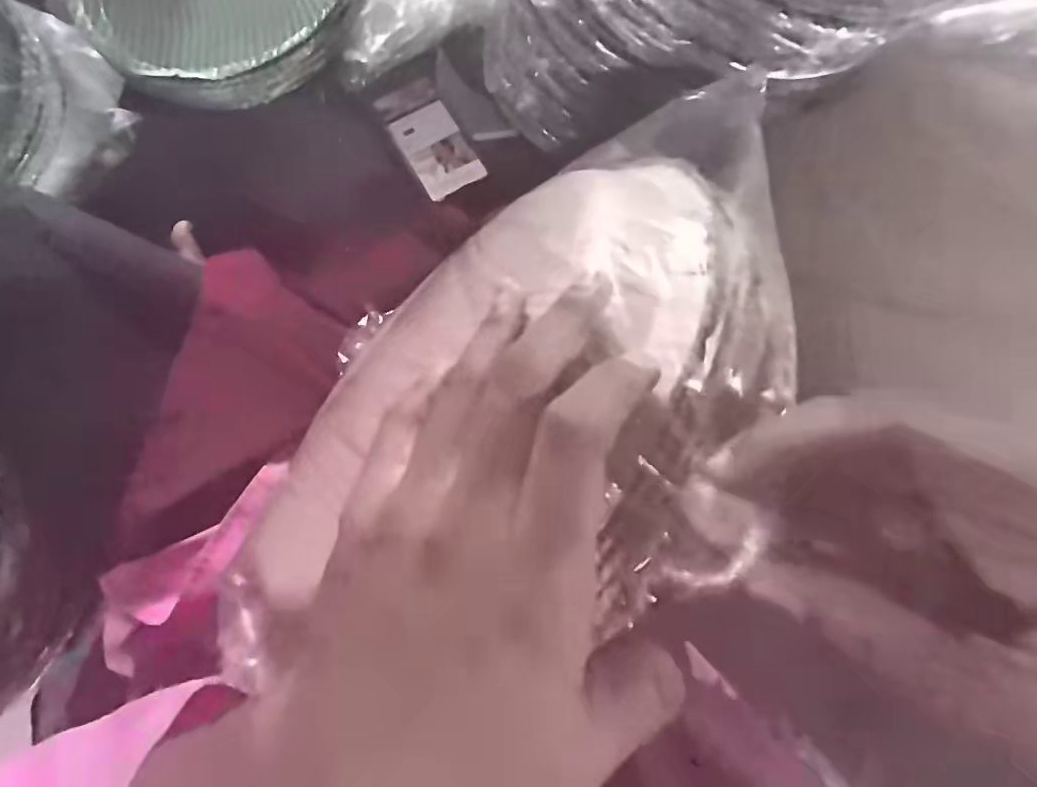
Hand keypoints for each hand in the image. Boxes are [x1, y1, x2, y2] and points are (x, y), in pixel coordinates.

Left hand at [138, 289, 685, 786]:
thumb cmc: (471, 775)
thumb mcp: (576, 754)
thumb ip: (634, 696)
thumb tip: (676, 659)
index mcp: (537, 570)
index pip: (575, 437)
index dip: (608, 384)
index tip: (638, 363)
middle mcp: (470, 518)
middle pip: (512, 394)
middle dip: (554, 334)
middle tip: (583, 298)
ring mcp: (406, 509)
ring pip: (453, 398)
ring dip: (488, 341)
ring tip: (516, 299)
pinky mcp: (360, 519)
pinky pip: (394, 433)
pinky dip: (423, 390)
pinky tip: (440, 365)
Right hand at [679, 394, 1036, 786]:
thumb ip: (878, 647)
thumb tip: (748, 579)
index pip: (900, 427)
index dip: (792, 442)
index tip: (715, 477)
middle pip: (897, 443)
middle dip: (801, 481)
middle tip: (724, 523)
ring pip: (917, 473)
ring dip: (837, 511)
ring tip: (768, 548)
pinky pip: (956, 507)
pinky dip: (889, 537)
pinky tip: (848, 569)